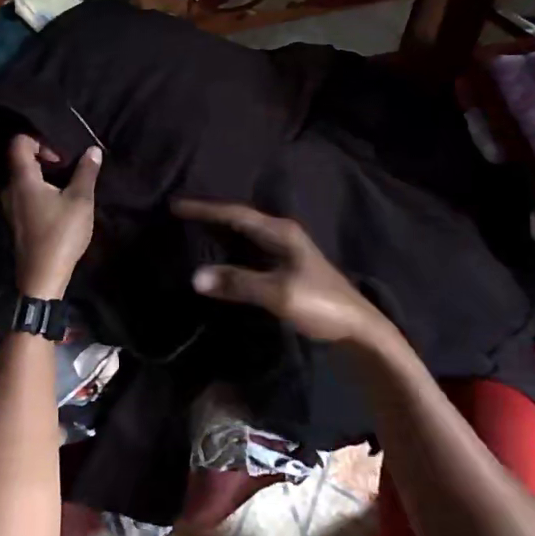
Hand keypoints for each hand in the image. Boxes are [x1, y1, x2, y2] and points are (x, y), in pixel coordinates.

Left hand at [5, 135, 101, 299]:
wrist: (42, 277)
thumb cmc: (60, 234)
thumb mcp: (80, 201)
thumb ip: (86, 172)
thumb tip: (93, 150)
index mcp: (21, 179)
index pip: (19, 142)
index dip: (39, 139)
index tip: (61, 154)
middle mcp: (10, 188)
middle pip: (20, 159)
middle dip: (44, 156)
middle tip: (68, 165)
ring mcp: (10, 206)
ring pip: (23, 178)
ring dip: (44, 174)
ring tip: (68, 182)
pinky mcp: (16, 220)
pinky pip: (25, 193)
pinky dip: (40, 189)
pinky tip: (60, 201)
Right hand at [172, 199, 401, 348]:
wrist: (359, 330)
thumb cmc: (321, 305)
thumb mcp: (277, 294)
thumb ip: (237, 283)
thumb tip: (195, 276)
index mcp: (281, 232)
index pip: (235, 214)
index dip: (204, 209)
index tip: (175, 205)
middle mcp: (283, 234)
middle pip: (239, 218)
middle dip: (209, 215)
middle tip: (179, 214)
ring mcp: (286, 251)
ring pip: (244, 234)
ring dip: (219, 231)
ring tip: (192, 230)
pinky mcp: (286, 267)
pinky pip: (249, 249)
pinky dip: (230, 249)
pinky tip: (219, 256)